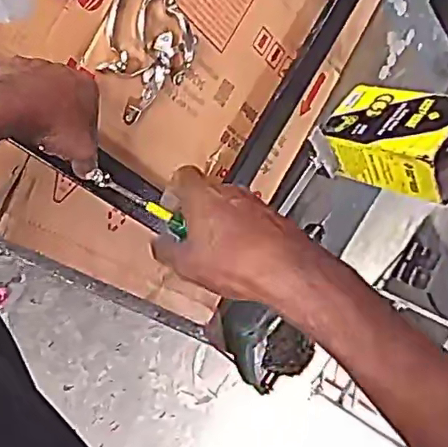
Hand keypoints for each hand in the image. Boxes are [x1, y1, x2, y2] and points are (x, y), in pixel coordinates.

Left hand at [0, 57, 99, 175]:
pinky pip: (18, 86)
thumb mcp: (80, 150)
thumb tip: (86, 168)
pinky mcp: (15, 69)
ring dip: (39, 107)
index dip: (83, 130)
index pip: (91, 111)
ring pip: (42, 90)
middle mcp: (64, 72)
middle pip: (66, 97)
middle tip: (54, 137)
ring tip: (34, 129)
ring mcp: (39, 68)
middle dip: (60, 116)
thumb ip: (88, 160)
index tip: (76, 141)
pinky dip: (17, 99)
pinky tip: (17, 116)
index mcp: (87, 86)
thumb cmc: (49, 121)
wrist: (14, 109)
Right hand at [148, 166, 329, 304]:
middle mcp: (229, 192)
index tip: (171, 210)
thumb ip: (167, 250)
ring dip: (223, 224)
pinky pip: (252, 221)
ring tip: (218, 252)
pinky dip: (245, 234)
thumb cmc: (241, 261)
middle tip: (192, 236)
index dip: (174, 192)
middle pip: (206, 192)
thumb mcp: (187, 265)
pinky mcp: (274, 217)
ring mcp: (254, 203)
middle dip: (198, 213)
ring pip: (230, 207)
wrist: (287, 270)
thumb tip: (160, 245)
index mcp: (202, 196)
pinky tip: (242, 258)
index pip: (182, 176)